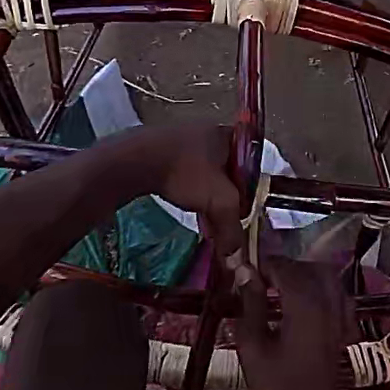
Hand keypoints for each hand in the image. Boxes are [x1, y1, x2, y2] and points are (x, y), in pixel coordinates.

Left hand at [112, 123, 243, 257]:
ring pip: (207, 174)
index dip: (253, 187)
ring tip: (207, 222)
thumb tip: (235, 256)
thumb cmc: (185, 172)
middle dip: (229, 198)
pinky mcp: (165, 150)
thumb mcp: (219, 201)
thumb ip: (232, 228)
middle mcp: (208, 132)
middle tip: (227, 219)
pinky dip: (191, 192)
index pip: (252, 161)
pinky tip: (189, 211)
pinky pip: (187, 173)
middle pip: (229, 170)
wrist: (136, 160)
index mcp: (227, 136)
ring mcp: (184, 139)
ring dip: (209, 198)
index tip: (246, 208)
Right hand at [236, 258, 360, 389]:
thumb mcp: (252, 345)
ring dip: (304, 274)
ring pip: (327, 279)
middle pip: (308, 269)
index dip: (264, 264)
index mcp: (304, 305)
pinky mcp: (344, 331)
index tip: (245, 269)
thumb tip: (244, 270)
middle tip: (259, 278)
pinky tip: (306, 302)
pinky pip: (338, 297)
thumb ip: (250, 303)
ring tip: (280, 286)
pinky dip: (322, 290)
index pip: (285, 268)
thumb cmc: (277, 389)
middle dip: (283, 267)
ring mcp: (340, 318)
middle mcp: (327, 305)